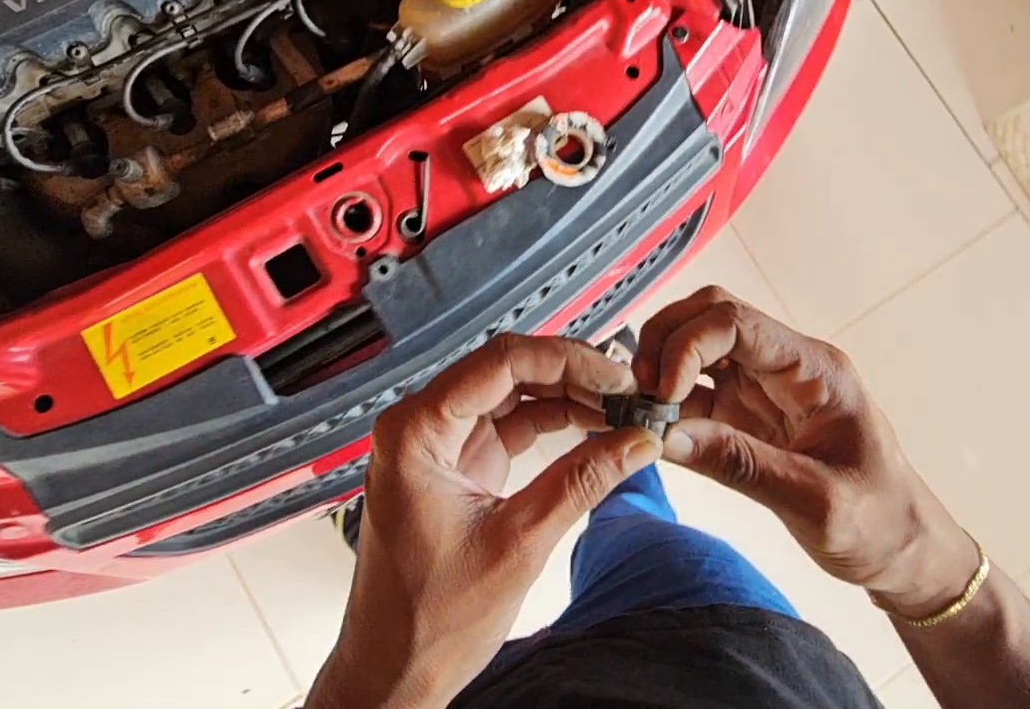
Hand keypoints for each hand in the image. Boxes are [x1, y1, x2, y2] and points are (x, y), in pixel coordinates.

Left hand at [308, 335, 661, 708]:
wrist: (395, 668)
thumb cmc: (427, 619)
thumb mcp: (518, 545)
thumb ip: (581, 483)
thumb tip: (635, 441)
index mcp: (416, 432)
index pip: (500, 362)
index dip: (567, 360)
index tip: (615, 373)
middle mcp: (422, 423)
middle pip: (508, 369)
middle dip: (572, 374)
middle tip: (627, 389)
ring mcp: (441, 439)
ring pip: (513, 391)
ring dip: (568, 395)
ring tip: (620, 407)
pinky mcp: (460, 458)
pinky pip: (512, 420)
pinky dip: (554, 420)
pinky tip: (593, 425)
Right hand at [637, 288, 979, 617]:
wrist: (903, 550)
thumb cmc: (881, 522)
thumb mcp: (817, 503)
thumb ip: (742, 465)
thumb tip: (666, 438)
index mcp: (814, 369)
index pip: (735, 321)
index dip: (688, 345)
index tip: (663, 391)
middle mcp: (784, 365)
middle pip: (709, 316)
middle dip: (664, 341)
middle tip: (638, 390)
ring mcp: (762, 386)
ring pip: (696, 344)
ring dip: (660, 366)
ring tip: (639, 408)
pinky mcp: (744, 412)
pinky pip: (695, 389)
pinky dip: (667, 401)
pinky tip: (652, 426)